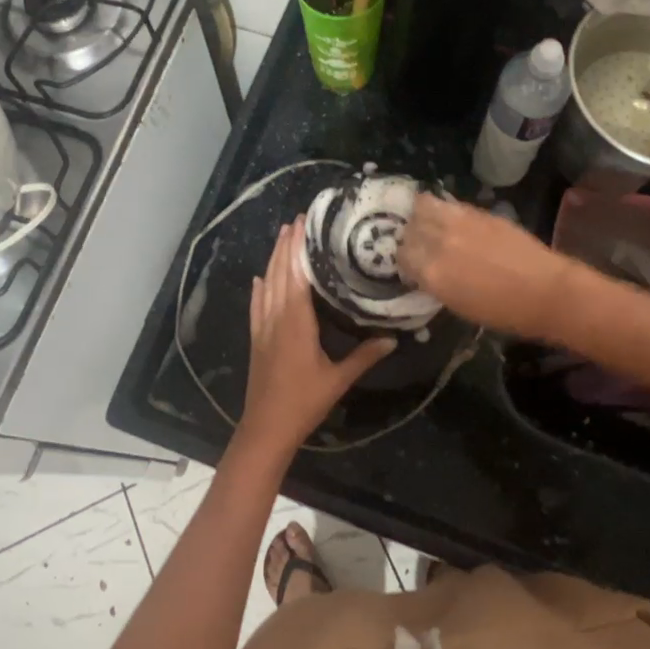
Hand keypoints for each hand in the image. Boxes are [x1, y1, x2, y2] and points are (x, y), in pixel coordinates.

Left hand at [238, 216, 395, 453]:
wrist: (266, 427)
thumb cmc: (304, 402)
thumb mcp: (338, 379)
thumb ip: (364, 356)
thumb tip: (392, 338)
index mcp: (296, 321)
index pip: (296, 274)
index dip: (297, 248)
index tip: (302, 224)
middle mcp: (277, 317)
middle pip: (279, 273)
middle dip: (285, 246)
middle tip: (295, 221)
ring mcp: (263, 328)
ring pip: (267, 285)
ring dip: (273, 260)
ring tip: (281, 237)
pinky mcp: (256, 340)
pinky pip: (257, 306)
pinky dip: (259, 289)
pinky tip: (260, 278)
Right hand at [397, 194, 574, 337]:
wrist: (546, 291)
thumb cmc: (504, 312)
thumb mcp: (458, 305)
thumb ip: (435, 282)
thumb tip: (424, 269)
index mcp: (431, 273)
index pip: (401, 256)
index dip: (406, 260)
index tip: (413, 264)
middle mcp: (439, 242)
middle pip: (409, 229)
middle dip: (410, 236)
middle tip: (419, 243)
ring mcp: (459, 223)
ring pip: (423, 206)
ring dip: (422, 215)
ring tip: (430, 223)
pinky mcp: (479, 212)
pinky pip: (449, 204)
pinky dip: (444, 210)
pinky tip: (451, 220)